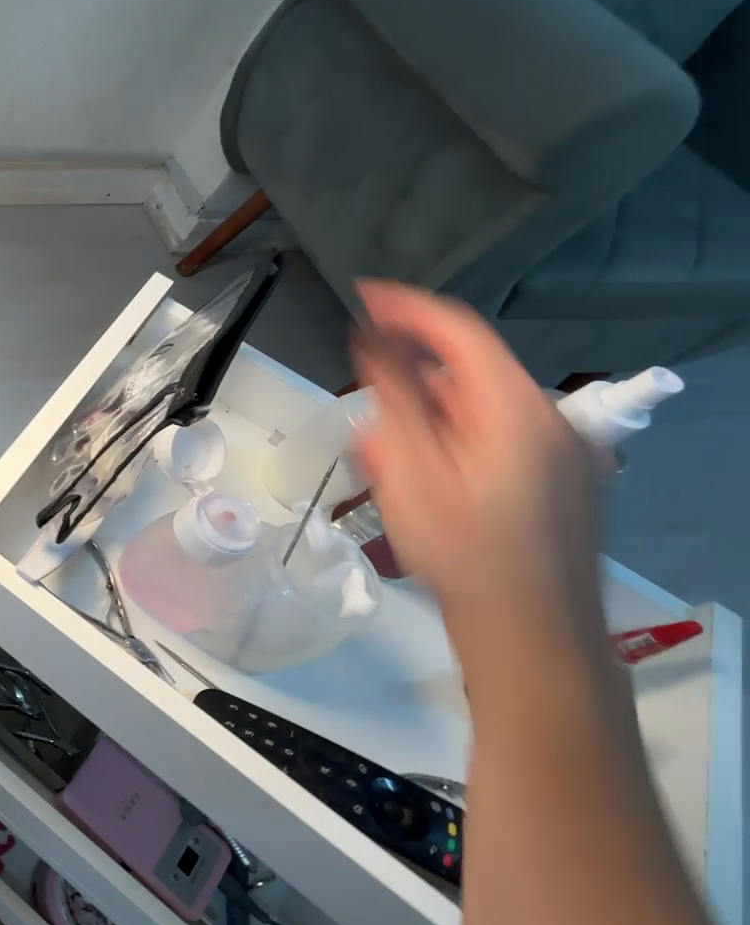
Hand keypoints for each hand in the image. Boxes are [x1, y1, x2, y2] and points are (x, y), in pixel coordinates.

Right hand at [350, 281, 602, 636]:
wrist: (527, 630)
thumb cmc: (462, 550)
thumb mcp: (411, 466)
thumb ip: (392, 396)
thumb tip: (375, 342)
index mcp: (517, 410)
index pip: (460, 332)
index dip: (408, 307)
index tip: (364, 294)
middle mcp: (549, 422)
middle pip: (467, 375)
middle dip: (407, 386)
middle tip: (365, 417)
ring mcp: (561, 453)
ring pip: (476, 410)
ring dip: (424, 419)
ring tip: (387, 461)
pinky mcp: (559, 480)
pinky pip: (494, 439)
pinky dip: (450, 442)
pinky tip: (421, 480)